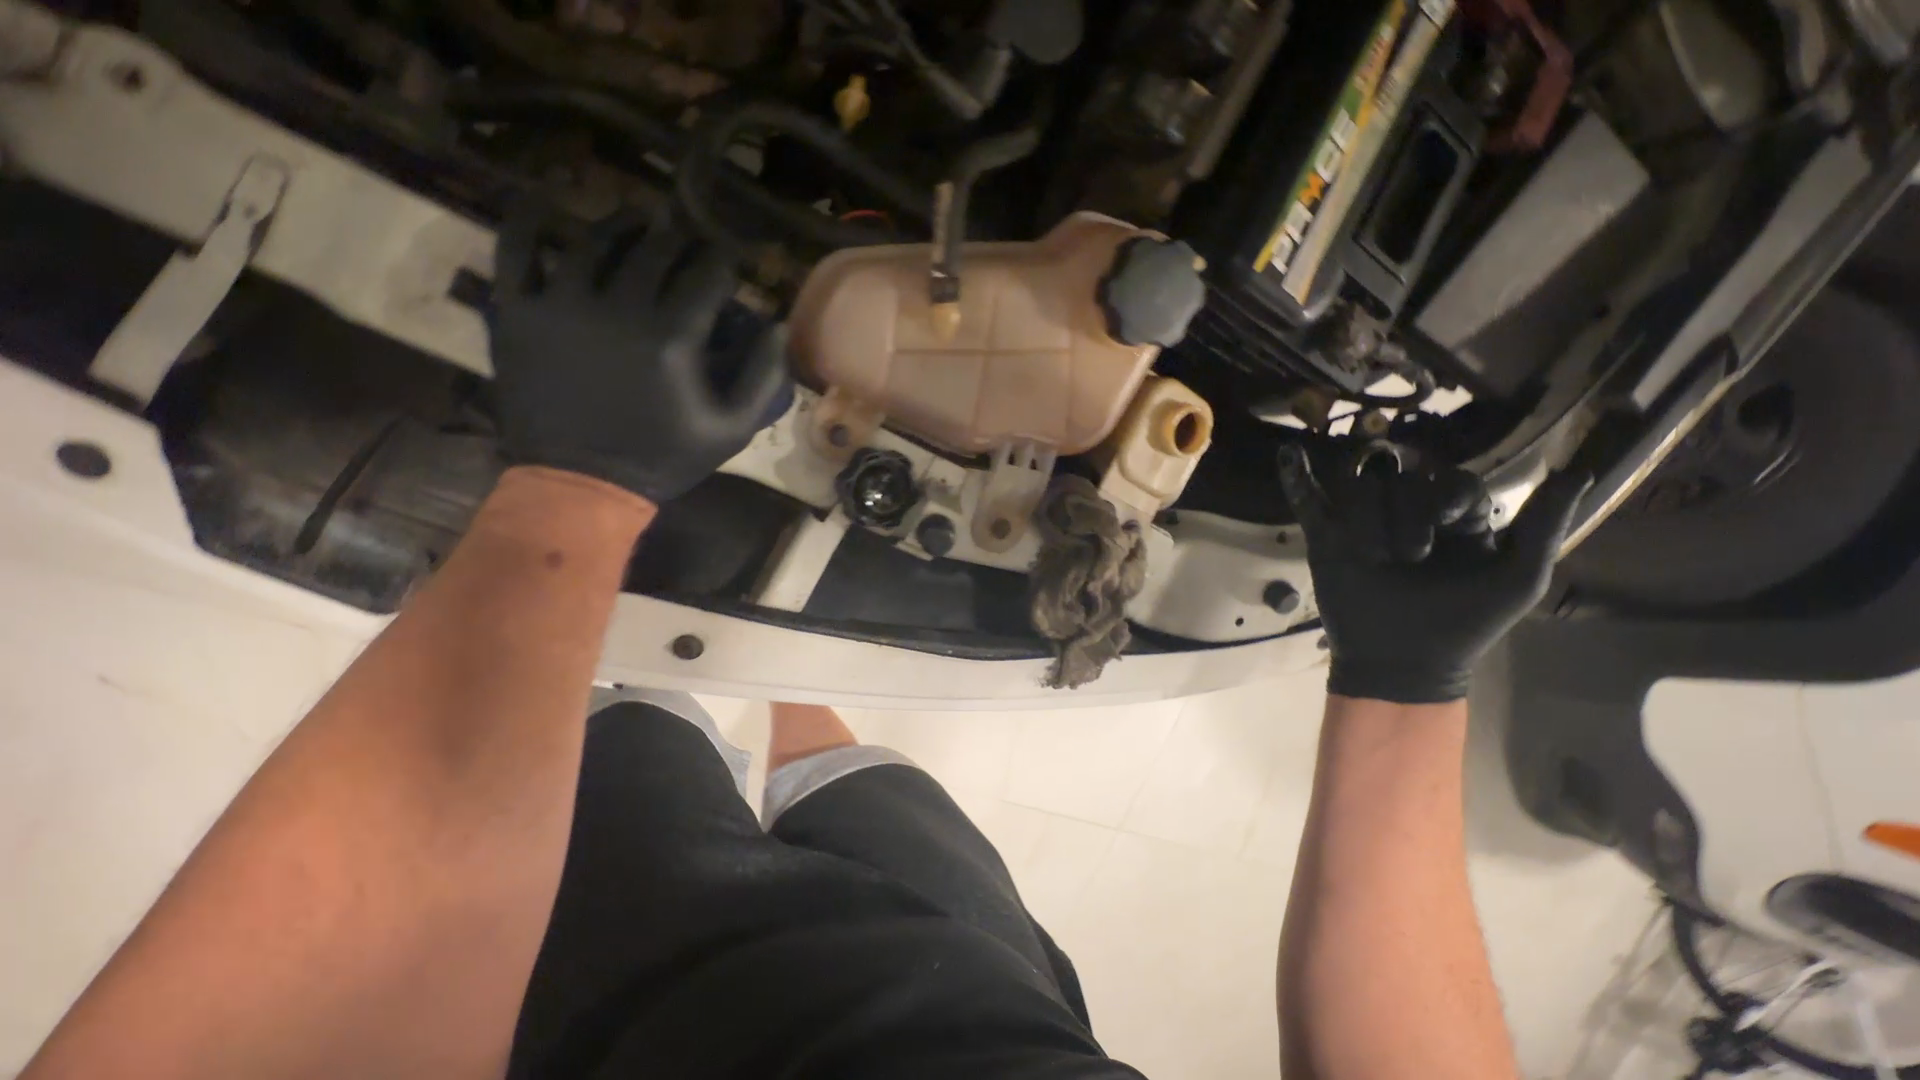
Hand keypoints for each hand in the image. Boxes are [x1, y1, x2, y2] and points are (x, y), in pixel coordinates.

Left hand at [489, 204, 791, 502]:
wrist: (580, 485)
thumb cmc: (662, 458)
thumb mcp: (731, 429)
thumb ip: (761, 376)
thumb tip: (777, 324)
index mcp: (672, 337)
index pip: (707, 273)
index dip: (723, 262)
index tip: (727, 265)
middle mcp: (618, 308)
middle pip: (656, 248)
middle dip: (680, 240)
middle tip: (687, 244)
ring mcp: (561, 305)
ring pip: (594, 240)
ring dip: (623, 225)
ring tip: (636, 224)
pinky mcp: (519, 312)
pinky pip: (517, 250)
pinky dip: (529, 219)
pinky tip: (546, 201)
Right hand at [1278, 444, 1591, 703]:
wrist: (1405, 665)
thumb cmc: (1466, 624)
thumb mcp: (1518, 578)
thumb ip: (1544, 526)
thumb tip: (1578, 470)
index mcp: (1454, 519)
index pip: (1450, 479)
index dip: (1447, 494)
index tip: (1448, 523)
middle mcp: (1408, 514)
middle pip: (1404, 480)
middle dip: (1408, 515)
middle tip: (1412, 558)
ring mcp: (1363, 525)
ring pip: (1363, 489)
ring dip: (1372, 522)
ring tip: (1377, 560)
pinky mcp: (1326, 539)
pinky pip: (1311, 500)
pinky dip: (1299, 478)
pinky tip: (1292, 455)